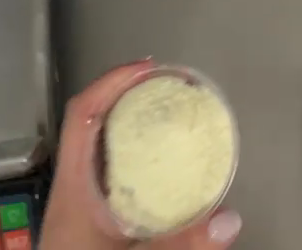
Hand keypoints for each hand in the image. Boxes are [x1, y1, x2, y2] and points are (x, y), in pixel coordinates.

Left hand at [41, 60, 243, 249]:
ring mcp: (76, 212)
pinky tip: (160, 174)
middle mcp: (70, 192)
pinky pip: (108, 178)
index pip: (83, 115)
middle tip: (165, 90)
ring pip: (97, 153)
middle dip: (125, 100)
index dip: (111, 83)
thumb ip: (179, 246)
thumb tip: (231, 219)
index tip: (147, 69)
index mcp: (73, 189)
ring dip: (128, 130)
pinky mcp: (86, 229)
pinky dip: (133, 163)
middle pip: (89, 127)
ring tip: (165, 119)